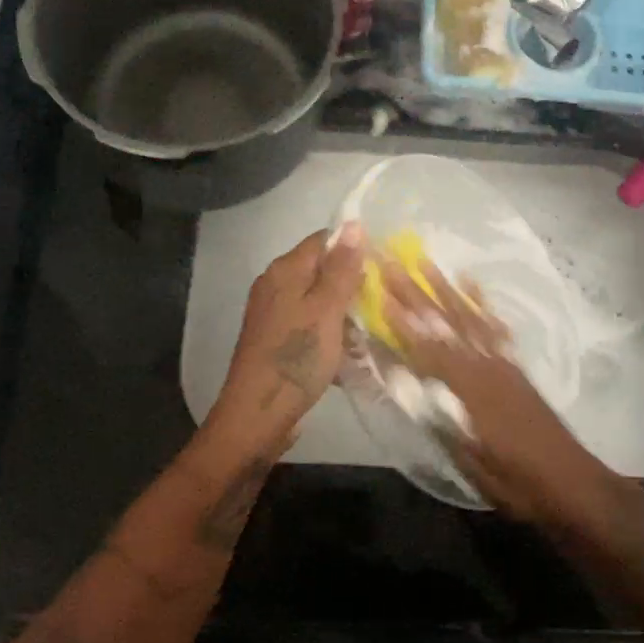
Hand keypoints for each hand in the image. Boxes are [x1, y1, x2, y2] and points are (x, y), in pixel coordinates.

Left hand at [204, 225, 365, 457]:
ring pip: (320, 304)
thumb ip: (341, 269)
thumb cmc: (295, 358)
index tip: (385, 268)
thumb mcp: (326, 310)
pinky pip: (312, 329)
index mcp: (284, 271)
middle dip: (354, 286)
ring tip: (377, 331)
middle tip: (387, 303)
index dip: (355, 249)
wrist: (257, 417)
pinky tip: (353, 356)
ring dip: (346, 316)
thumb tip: (353, 225)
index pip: (324, 241)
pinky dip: (332, 338)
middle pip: (322, 272)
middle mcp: (276, 286)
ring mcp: (275, 317)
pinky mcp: (279, 343)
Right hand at [383, 264, 613, 524]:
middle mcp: (483, 366)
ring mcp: (500, 363)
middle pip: (443, 323)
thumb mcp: (467, 456)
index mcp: (467, 389)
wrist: (569, 483)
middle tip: (390, 262)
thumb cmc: (513, 477)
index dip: (399, 322)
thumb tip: (405, 383)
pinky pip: (494, 328)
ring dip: (443, 289)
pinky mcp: (513, 366)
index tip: (375, 293)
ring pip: (467, 318)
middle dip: (413, 293)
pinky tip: (469, 284)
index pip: (425, 348)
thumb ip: (437, 416)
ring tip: (423, 261)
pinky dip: (481, 303)